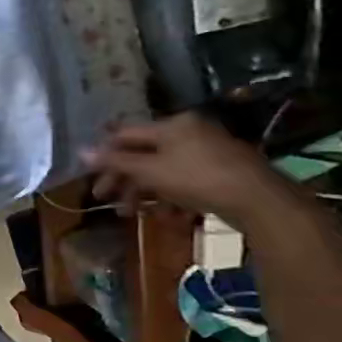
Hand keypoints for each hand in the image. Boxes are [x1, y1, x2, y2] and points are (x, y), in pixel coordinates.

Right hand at [83, 112, 299, 225]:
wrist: (261, 201)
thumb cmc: (198, 179)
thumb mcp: (150, 171)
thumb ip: (115, 161)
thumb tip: (81, 151)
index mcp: (171, 125)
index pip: (124, 135)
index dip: (104, 155)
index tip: (92, 177)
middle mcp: (188, 132)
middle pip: (142, 154)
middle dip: (124, 179)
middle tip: (106, 199)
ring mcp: (207, 151)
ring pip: (163, 170)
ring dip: (145, 192)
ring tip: (135, 214)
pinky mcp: (220, 171)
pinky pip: (184, 180)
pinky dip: (172, 196)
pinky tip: (170, 216)